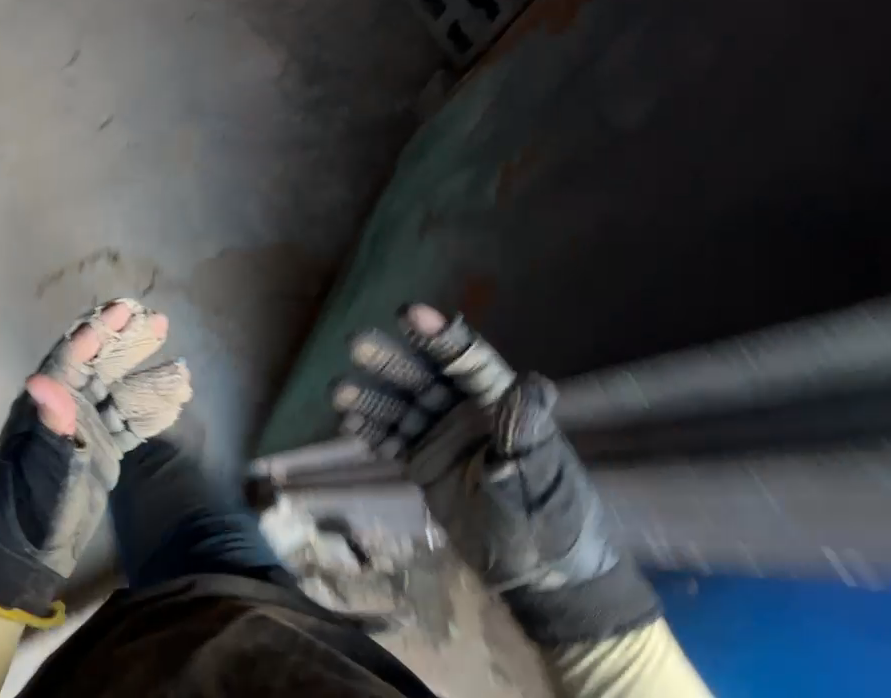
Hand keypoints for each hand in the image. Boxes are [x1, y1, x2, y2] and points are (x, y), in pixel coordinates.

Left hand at [0, 300, 191, 626]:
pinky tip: (176, 402)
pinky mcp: (102, 453)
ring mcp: (87, 430)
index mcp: (45, 403)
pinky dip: (152, 414)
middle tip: (158, 320)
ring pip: (122, 393)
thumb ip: (48, 425)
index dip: (97, 332)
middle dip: (128, 343)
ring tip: (181, 365)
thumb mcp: (37, 464)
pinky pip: (130, 426)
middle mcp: (67, 408)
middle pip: (101, 365)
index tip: (123, 309)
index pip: (73, 357)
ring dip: (149, 378)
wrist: (25, 549)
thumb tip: (40, 380)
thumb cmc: (25, 502)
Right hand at [334, 305, 659, 645]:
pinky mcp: (423, 464)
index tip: (408, 312)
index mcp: (500, 406)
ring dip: (369, 397)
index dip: (439, 335)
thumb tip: (533, 383)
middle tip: (356, 343)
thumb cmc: (552, 522)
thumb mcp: (541, 476)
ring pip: (399, 406)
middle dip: (390, 360)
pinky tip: (346, 424)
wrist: (542, 578)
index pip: (467, 360)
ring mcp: (441, 437)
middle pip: (422, 376)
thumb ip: (526, 432)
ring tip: (338, 392)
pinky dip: (369, 431)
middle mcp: (465, 413)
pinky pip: (391, 439)